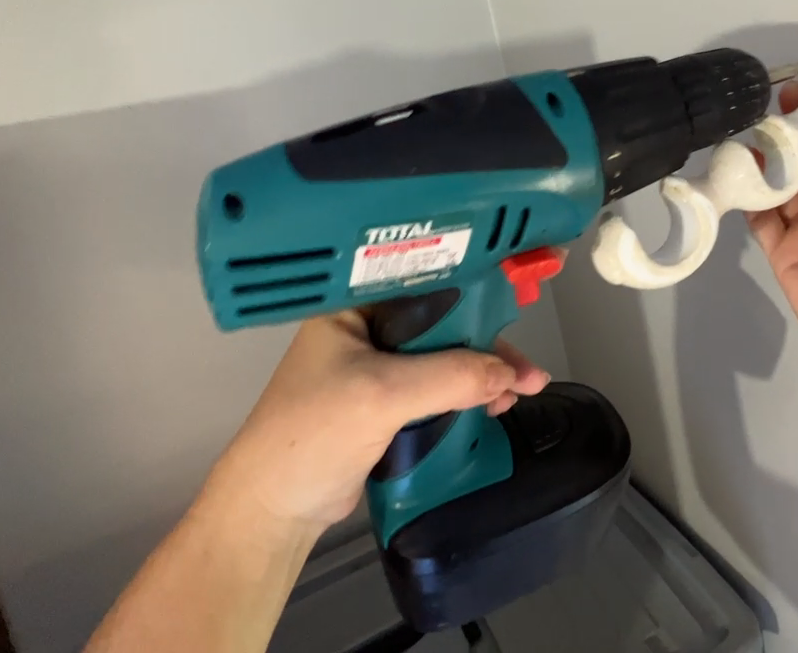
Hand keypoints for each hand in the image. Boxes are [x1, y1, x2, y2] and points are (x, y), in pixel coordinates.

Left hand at [200, 311, 549, 532]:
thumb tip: (513, 374)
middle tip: (526, 371)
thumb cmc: (312, 435)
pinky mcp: (388, 401)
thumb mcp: (383, 395)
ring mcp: (379, 366)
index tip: (515, 311)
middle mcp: (369, 328)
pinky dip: (470, 393)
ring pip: (447, 356)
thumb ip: (450, 377)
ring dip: (484, 372)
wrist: (271, 512)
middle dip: (488, 347)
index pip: (426, 285)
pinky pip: (441, 385)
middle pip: (445, 324)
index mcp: (355, 307)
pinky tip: (496, 403)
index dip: (474, 296)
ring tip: (521, 392)